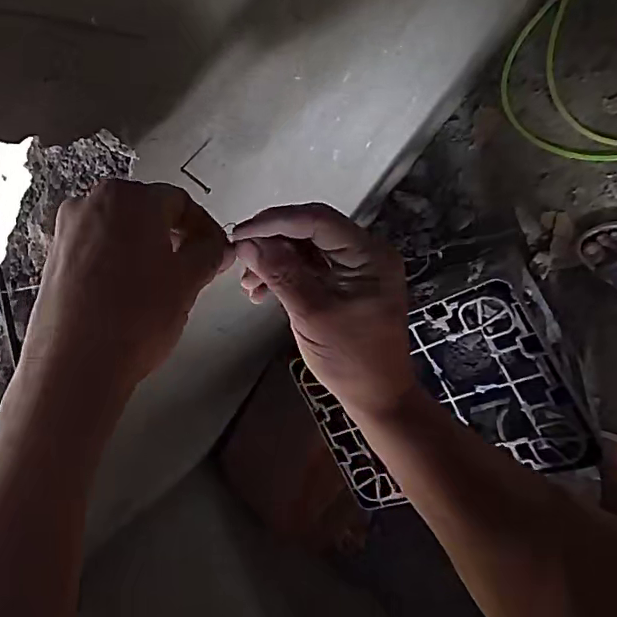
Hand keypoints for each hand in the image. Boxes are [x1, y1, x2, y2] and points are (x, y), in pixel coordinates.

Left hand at [26, 180, 228, 387]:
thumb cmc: (128, 321)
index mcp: (128, 199)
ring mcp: (68, 232)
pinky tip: (134, 297)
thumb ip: (208, 253)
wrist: (76, 364)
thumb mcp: (188, 281)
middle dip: (174, 237)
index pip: (180, 202)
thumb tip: (214, 247)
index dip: (205, 227)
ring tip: (165, 287)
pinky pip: (97, 252)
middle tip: (196, 265)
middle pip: (146, 212)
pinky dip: (119, 265)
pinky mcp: (55, 260)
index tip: (214, 248)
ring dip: (146, 252)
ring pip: (120, 232)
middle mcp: (91, 206)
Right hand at [231, 203, 415, 417]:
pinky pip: (311, 268)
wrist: (377, 396)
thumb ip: (281, 274)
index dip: (275, 222)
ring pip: (307, 249)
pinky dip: (285, 275)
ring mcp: (356, 268)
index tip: (241, 234)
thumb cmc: (351, 359)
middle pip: (311, 231)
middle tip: (240, 257)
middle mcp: (366, 253)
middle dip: (272, 242)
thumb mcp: (312, 314)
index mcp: (369, 255)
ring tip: (248, 284)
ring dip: (274, 261)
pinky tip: (261, 292)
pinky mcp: (345, 283)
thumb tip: (248, 244)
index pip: (318, 221)